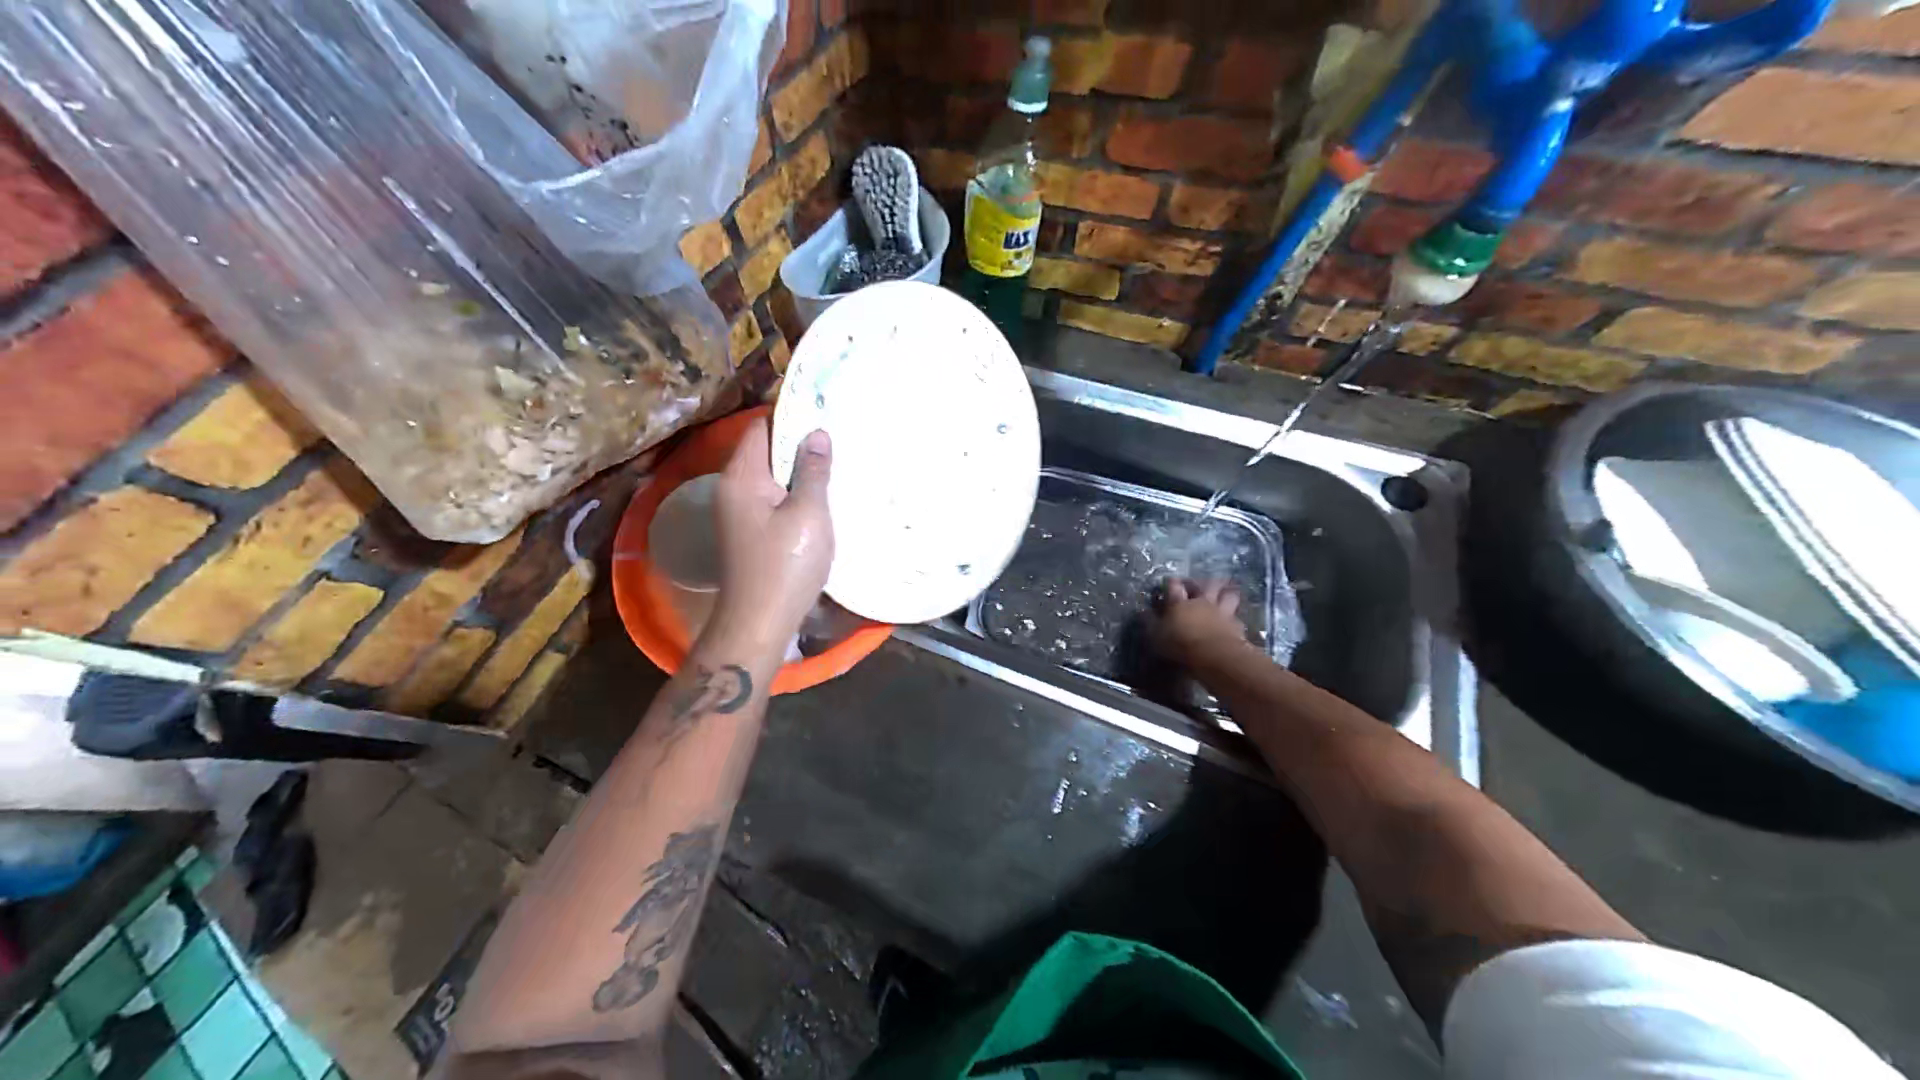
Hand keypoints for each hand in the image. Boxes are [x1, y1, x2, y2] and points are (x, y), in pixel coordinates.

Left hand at [708, 421, 832, 647]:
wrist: (758, 622)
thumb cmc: (786, 565)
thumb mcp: (809, 514)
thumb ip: (813, 471)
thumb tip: (817, 434)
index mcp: (742, 477)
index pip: (760, 427)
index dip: (790, 415)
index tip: (823, 410)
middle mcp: (732, 488)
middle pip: (764, 450)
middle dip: (797, 442)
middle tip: (837, 437)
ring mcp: (737, 512)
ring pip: (769, 477)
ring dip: (797, 470)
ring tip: (834, 464)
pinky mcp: (747, 532)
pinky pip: (770, 498)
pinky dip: (792, 493)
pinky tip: (819, 499)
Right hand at [1151, 578, 1249, 668]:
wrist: (1215, 655)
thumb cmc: (1180, 644)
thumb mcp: (1156, 635)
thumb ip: (1150, 623)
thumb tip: (1143, 613)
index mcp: (1180, 602)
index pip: (1174, 586)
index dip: (1171, 582)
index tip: (1170, 581)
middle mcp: (1202, 602)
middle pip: (1206, 584)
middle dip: (1202, 582)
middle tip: (1200, 583)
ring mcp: (1222, 612)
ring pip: (1228, 595)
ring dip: (1226, 592)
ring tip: (1225, 592)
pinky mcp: (1236, 625)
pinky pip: (1237, 617)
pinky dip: (1234, 617)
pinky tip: (1234, 620)